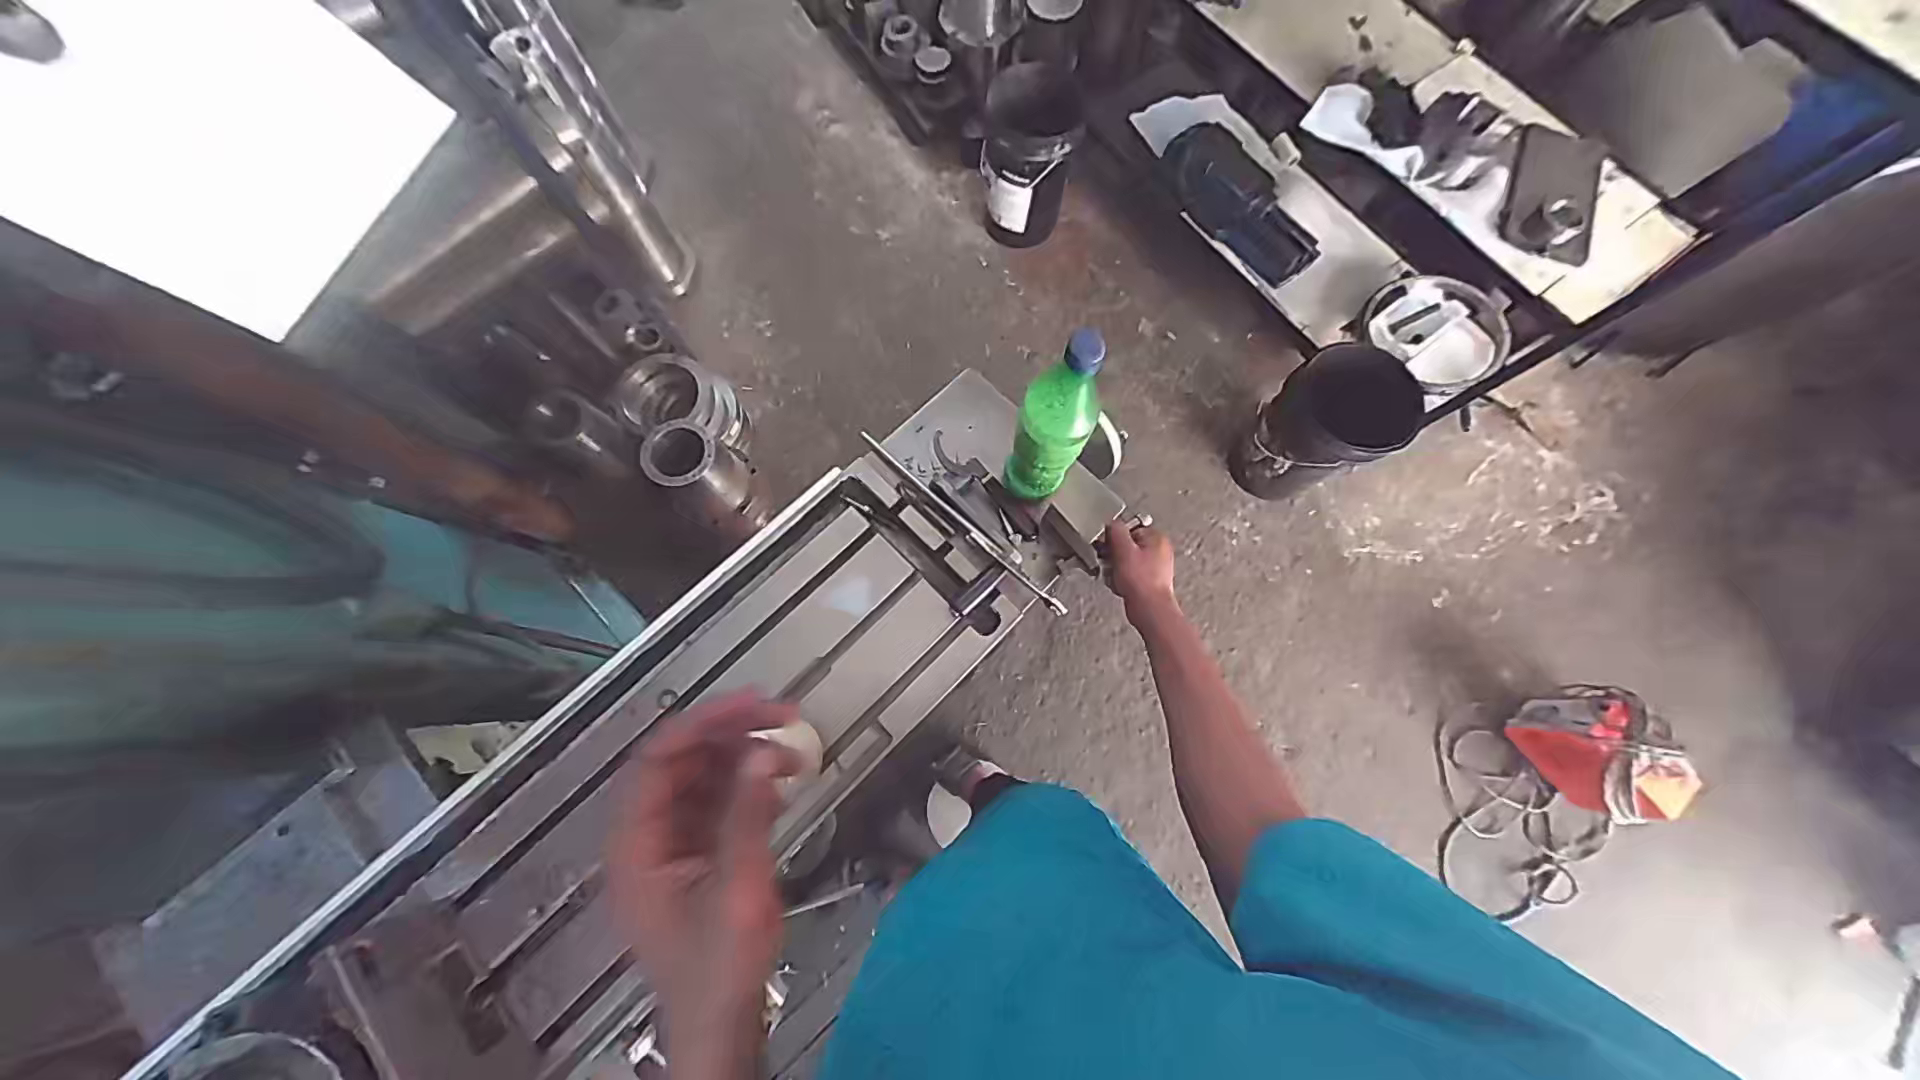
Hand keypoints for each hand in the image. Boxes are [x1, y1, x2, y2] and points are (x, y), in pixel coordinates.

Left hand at [608, 692, 799, 1077]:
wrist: (724, 1023)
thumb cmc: (719, 967)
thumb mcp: (737, 888)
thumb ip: (748, 815)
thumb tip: (764, 751)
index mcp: (637, 844)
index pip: (659, 759)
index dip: (704, 722)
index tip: (753, 705)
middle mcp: (650, 834)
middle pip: (684, 760)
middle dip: (733, 732)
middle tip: (783, 717)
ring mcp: (676, 840)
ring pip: (707, 774)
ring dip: (748, 756)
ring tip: (793, 753)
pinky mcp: (702, 848)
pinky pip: (723, 797)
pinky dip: (753, 783)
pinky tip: (783, 784)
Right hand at [1105, 520, 1177, 615]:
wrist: (1149, 608)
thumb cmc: (1141, 582)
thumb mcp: (1123, 549)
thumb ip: (1116, 530)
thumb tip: (1112, 524)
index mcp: (1157, 538)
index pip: (1128, 529)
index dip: (1114, 539)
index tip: (1107, 547)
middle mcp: (1159, 551)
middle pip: (1126, 545)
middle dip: (1114, 556)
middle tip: (1112, 564)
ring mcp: (1155, 567)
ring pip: (1126, 561)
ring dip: (1116, 569)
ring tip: (1117, 577)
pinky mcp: (1149, 581)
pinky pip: (1129, 575)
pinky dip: (1122, 579)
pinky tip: (1121, 585)